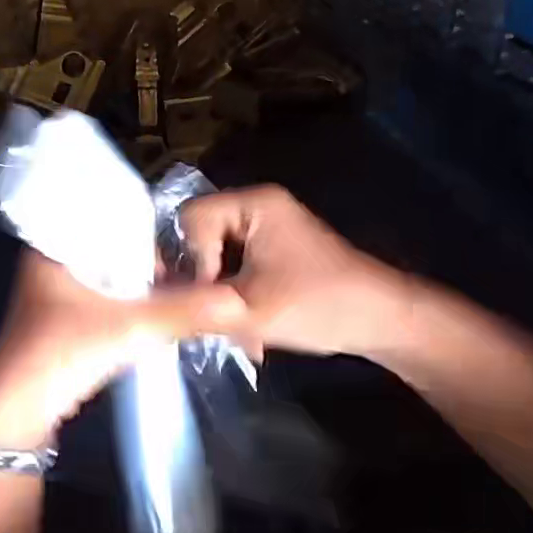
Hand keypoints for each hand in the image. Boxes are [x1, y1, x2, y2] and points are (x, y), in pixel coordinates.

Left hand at [0, 249, 247, 449]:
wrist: (18, 410)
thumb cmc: (63, 352)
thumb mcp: (129, 329)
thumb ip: (182, 313)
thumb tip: (236, 302)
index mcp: (52, 245)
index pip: (103, 218)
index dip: (144, 229)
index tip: (181, 244)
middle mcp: (50, 260)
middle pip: (109, 248)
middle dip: (147, 261)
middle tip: (187, 272)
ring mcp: (55, 291)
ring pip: (108, 274)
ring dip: (140, 285)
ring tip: (179, 290)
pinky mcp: (63, 318)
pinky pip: (103, 297)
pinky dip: (128, 303)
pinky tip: (156, 312)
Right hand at [179, 185, 411, 357]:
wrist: (389, 325)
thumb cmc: (320, 305)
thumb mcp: (249, 310)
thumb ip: (193, 307)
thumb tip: (143, 309)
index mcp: (252, 203)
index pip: (190, 219)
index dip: (191, 259)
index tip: (211, 295)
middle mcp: (257, 205)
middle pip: (200, 236)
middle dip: (203, 280)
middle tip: (211, 314)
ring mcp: (268, 227)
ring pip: (217, 256)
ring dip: (219, 294)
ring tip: (232, 328)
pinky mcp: (276, 249)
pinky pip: (237, 264)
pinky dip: (236, 294)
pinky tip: (246, 328)